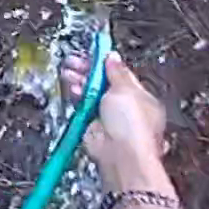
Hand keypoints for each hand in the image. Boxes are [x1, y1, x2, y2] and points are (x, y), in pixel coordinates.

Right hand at [62, 51, 169, 192]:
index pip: (120, 74)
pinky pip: (82, 105)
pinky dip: (76, 95)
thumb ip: (116, 71)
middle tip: (73, 60)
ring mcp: (108, 117)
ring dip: (79, 80)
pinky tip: (71, 86)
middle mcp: (125, 107)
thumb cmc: (132, 125)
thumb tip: (112, 56)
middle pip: (103, 82)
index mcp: (141, 97)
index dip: (105, 62)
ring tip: (68, 71)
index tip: (91, 51)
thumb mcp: (126, 89)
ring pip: (90, 92)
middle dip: (88, 70)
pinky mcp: (93, 125)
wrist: (120, 157)